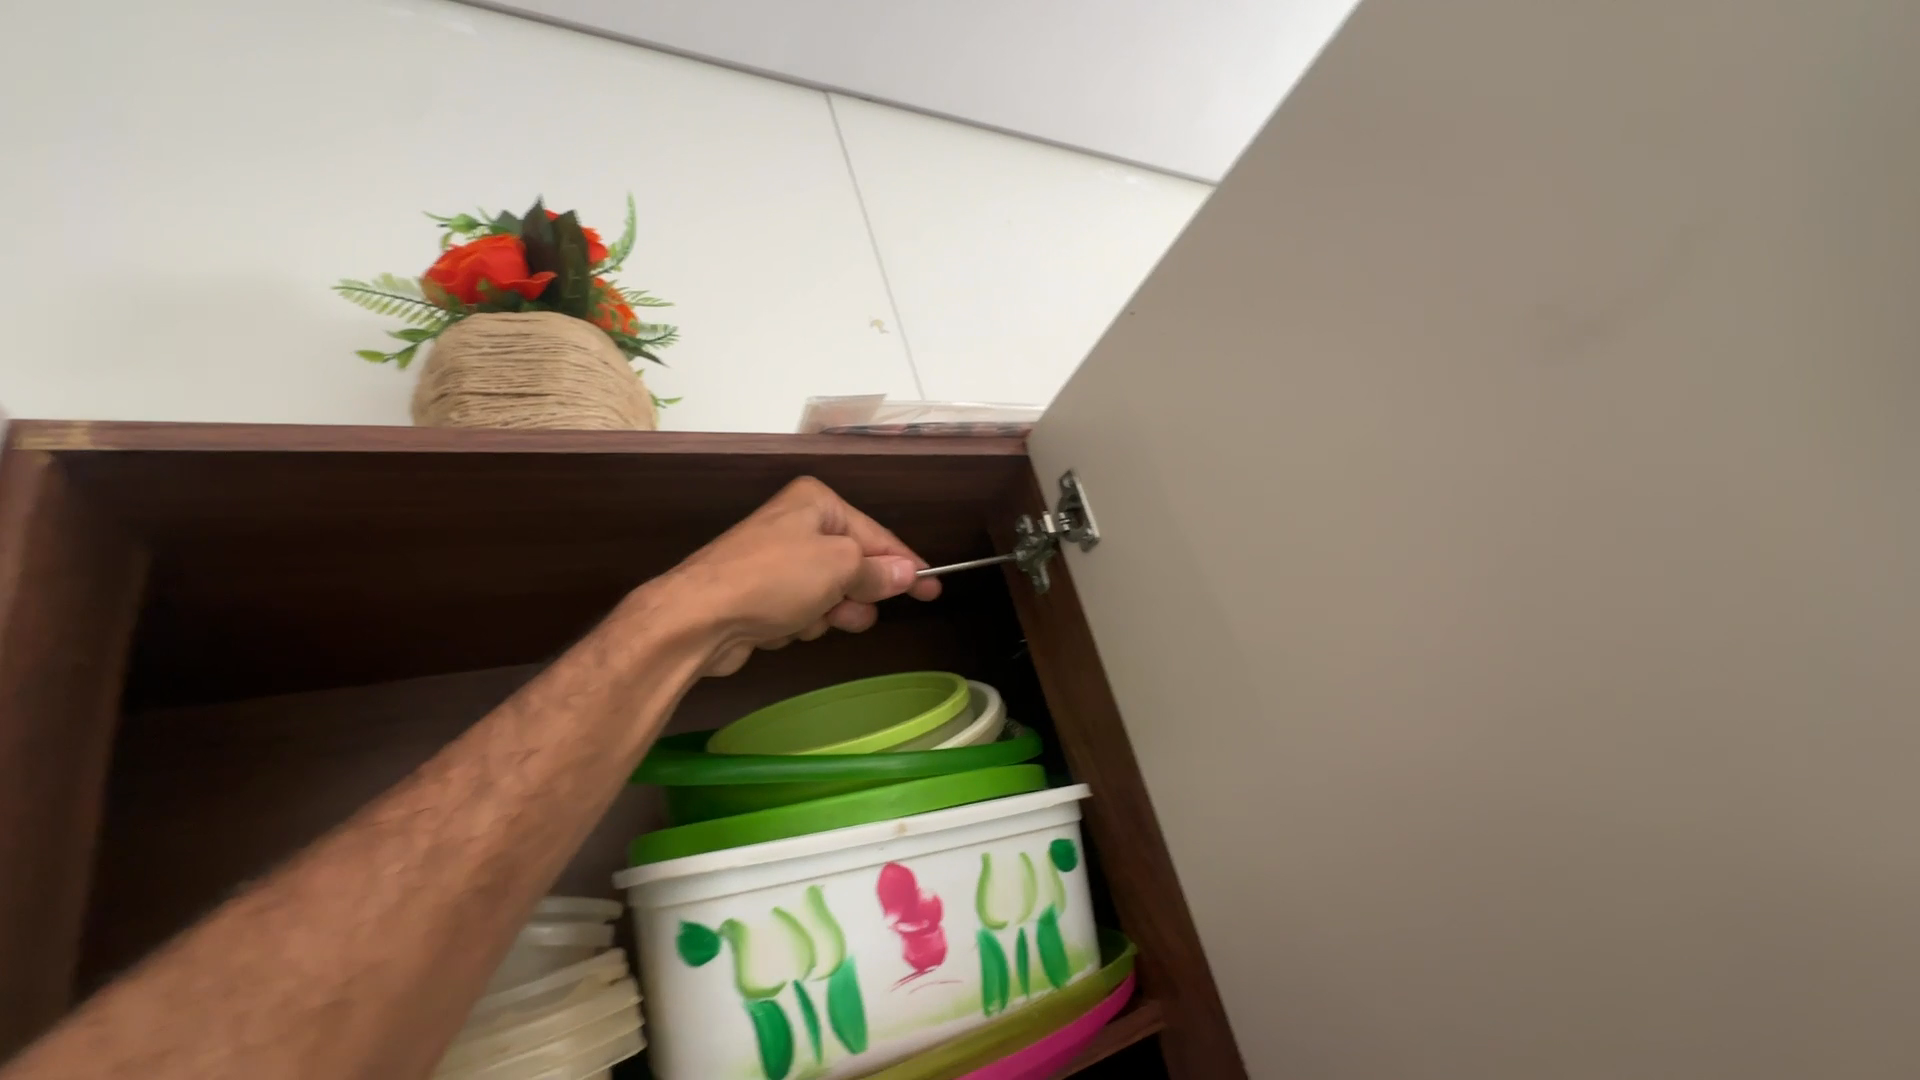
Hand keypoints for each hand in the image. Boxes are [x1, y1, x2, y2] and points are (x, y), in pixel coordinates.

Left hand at [662, 477, 941, 675]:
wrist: (698, 618)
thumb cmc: (775, 579)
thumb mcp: (839, 568)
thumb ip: (877, 572)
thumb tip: (907, 573)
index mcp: (815, 503)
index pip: (875, 535)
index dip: (905, 565)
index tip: (932, 589)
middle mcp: (796, 525)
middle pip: (852, 566)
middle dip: (854, 594)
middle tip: (853, 609)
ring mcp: (776, 562)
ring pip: (829, 595)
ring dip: (825, 614)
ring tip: (809, 619)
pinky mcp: (761, 596)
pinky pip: (802, 612)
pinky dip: (798, 624)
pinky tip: (780, 628)